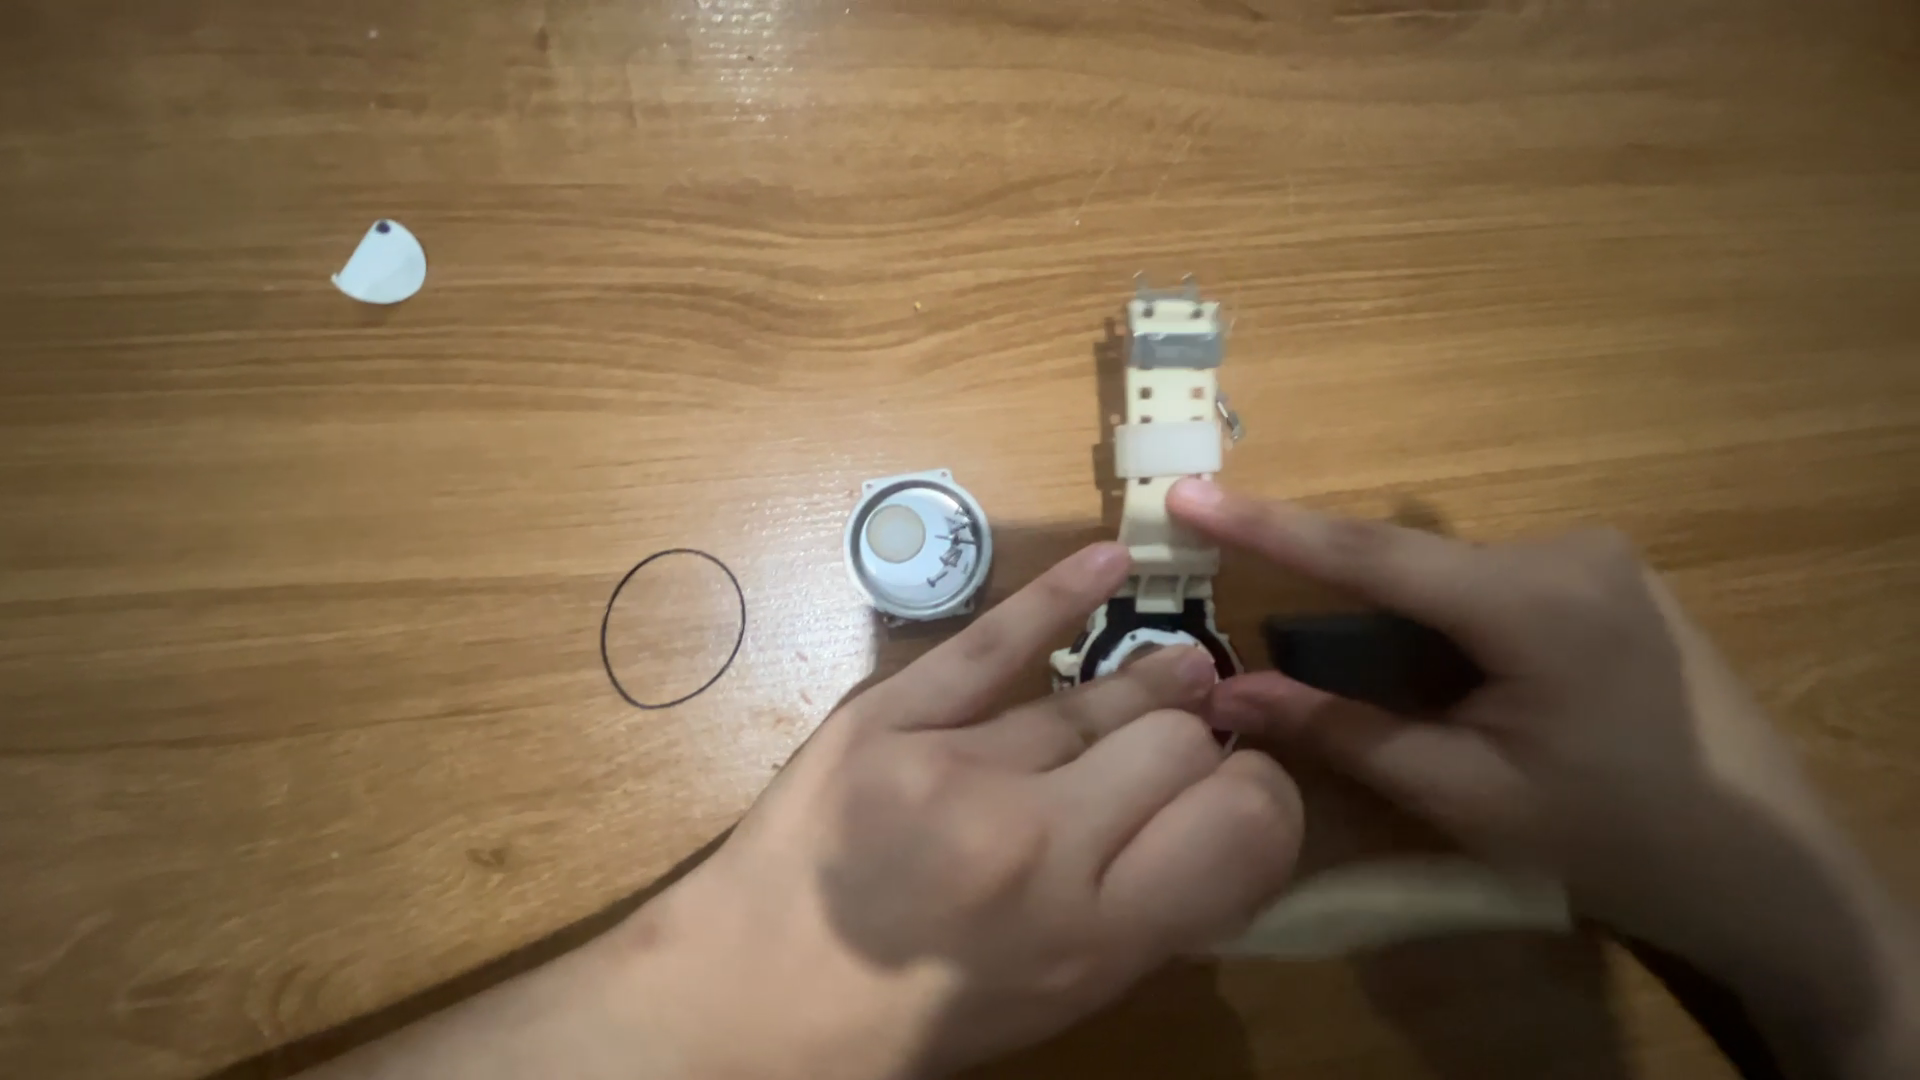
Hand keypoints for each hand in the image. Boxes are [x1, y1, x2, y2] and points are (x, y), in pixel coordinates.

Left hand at [623, 542, 1302, 1079]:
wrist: (752, 997)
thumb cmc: (914, 1017)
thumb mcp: (1055, 998)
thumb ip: (1144, 912)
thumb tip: (1207, 818)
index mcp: (1089, 937)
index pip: (1239, 826)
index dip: (1256, 798)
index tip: (1237, 792)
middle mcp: (1035, 842)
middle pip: (1172, 743)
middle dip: (1194, 743)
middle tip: (1191, 740)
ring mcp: (954, 767)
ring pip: (1093, 699)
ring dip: (1149, 686)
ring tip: (1182, 672)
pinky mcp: (887, 715)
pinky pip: (990, 641)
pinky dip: (1056, 595)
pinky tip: (1109, 562)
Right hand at [1168, 478, 1917, 1076]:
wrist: (1778, 874)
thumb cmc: (1615, 840)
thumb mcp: (1458, 792)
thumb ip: (1337, 728)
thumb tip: (1227, 693)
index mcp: (1532, 603)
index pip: (1366, 553)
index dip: (1264, 524)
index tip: (1187, 494)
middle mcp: (1563, 550)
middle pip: (1401, 559)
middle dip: (1327, 589)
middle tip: (1275, 629)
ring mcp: (1591, 555)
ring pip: (1437, 569)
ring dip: (1385, 613)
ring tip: (1395, 688)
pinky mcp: (1600, 573)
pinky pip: (1476, 577)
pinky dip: (1429, 615)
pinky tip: (1452, 677)